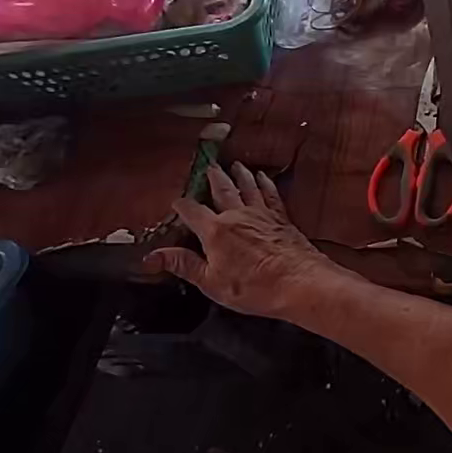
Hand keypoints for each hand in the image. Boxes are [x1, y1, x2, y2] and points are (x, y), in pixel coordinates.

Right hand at [147, 162, 352, 320]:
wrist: (298, 283)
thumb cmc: (254, 287)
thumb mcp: (211, 282)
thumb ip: (183, 264)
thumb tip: (154, 256)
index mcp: (215, 231)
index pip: (192, 211)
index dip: (182, 205)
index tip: (177, 202)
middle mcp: (237, 215)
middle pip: (222, 190)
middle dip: (213, 178)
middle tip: (208, 166)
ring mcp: (261, 214)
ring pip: (247, 186)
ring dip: (239, 174)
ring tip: (235, 165)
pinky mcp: (281, 218)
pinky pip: (270, 194)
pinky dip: (265, 183)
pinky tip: (264, 177)